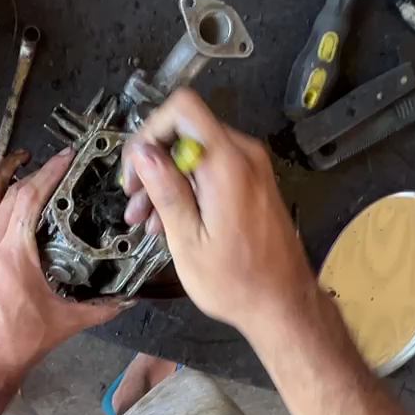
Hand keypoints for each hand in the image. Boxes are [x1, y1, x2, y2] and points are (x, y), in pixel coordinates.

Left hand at [0, 147, 124, 395]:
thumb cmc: (18, 344)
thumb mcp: (65, 323)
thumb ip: (100, 308)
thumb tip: (127, 301)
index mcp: (12, 254)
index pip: (29, 198)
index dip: (49, 173)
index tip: (65, 158)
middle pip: (6, 193)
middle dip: (26, 170)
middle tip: (44, 159)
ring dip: (0, 180)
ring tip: (15, 165)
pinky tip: (3, 207)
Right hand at [122, 89, 318, 342]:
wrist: (281, 304)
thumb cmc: (236, 282)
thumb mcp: (187, 241)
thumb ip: (166, 190)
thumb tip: (143, 152)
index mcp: (227, 165)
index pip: (182, 109)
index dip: (149, 133)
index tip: (136, 171)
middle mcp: (244, 156)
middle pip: (186, 131)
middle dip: (153, 163)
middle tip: (134, 201)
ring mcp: (252, 169)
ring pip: (196, 153)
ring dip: (166, 180)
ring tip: (145, 220)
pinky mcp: (253, 184)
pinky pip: (212, 171)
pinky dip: (188, 189)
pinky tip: (171, 221)